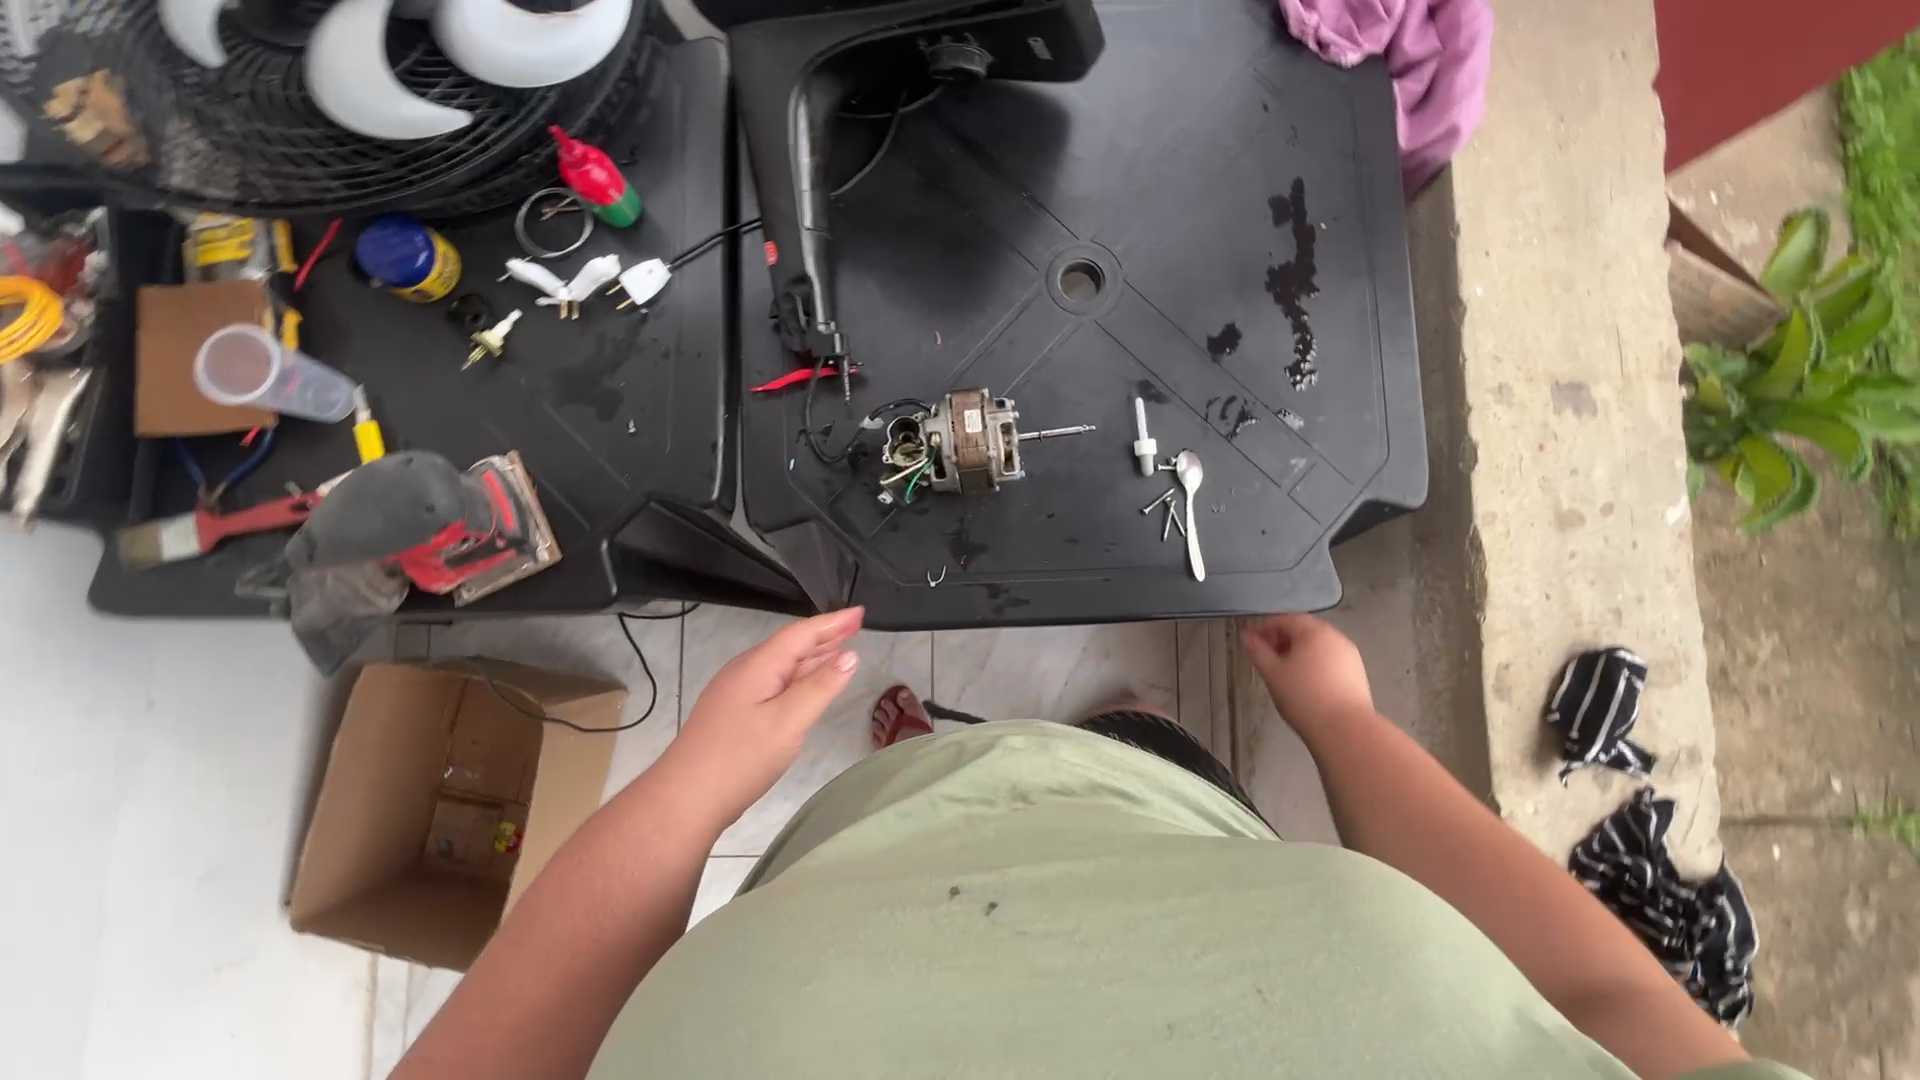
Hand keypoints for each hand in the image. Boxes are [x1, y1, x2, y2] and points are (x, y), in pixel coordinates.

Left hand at [660, 608, 864, 829]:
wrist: (683, 800)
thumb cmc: (738, 759)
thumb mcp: (788, 722)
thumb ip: (820, 687)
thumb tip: (850, 655)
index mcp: (758, 666)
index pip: (801, 634)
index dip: (832, 622)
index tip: (860, 612)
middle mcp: (745, 671)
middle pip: (790, 645)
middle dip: (825, 635)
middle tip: (856, 626)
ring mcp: (737, 693)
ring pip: (782, 665)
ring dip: (812, 656)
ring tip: (841, 650)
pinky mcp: (735, 714)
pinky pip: (774, 683)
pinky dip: (798, 677)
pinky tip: (808, 687)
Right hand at [1240, 614, 1373, 732]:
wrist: (1345, 730)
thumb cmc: (1304, 697)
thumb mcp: (1272, 673)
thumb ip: (1257, 651)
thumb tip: (1247, 636)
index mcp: (1314, 632)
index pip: (1285, 619)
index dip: (1264, 627)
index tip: (1250, 638)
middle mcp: (1335, 638)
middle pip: (1304, 630)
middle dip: (1281, 638)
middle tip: (1265, 654)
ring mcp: (1349, 656)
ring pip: (1318, 646)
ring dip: (1298, 651)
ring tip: (1283, 670)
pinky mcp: (1357, 674)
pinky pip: (1330, 659)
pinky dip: (1314, 663)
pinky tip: (1305, 682)